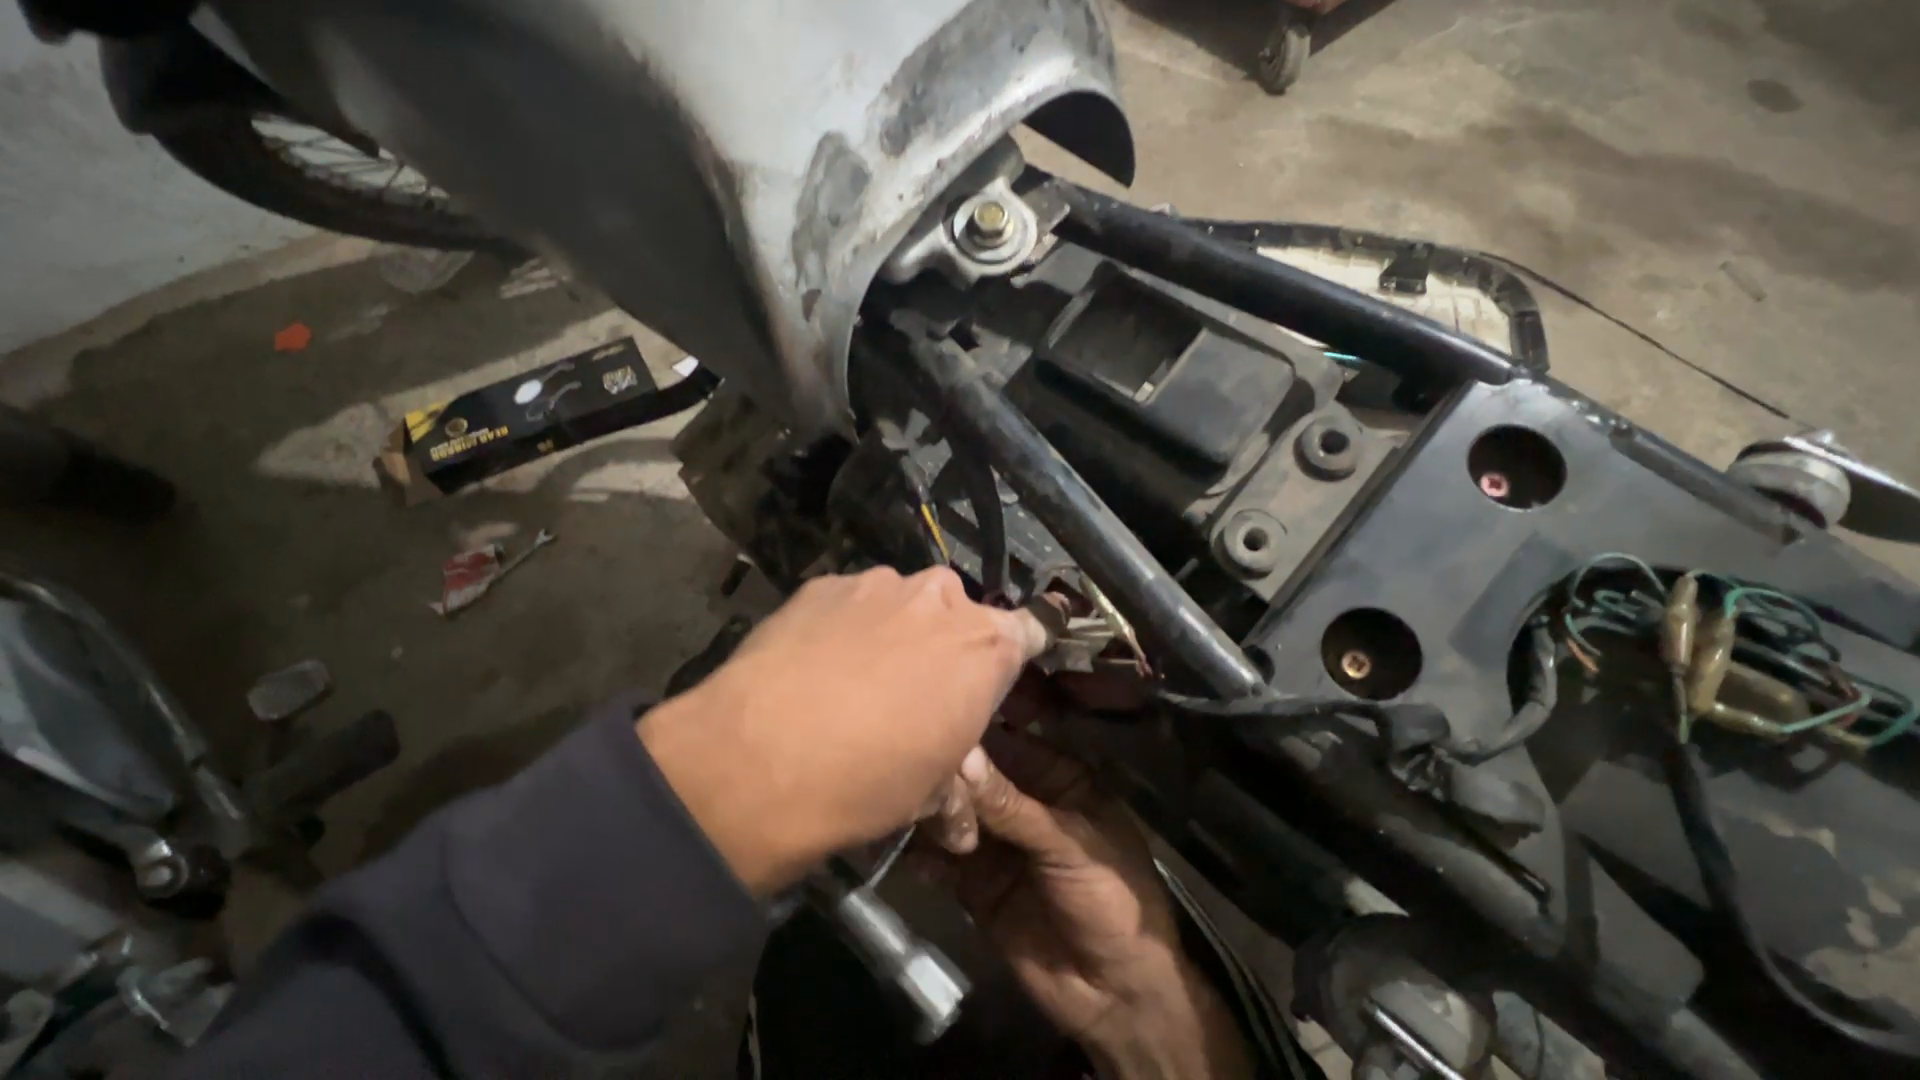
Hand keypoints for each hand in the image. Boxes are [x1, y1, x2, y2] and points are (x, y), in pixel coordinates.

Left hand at [637, 566, 1045, 893]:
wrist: (757, 761)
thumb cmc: (868, 782)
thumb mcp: (931, 790)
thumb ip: (957, 767)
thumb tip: (958, 802)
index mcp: (987, 645)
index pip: (1029, 629)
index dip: (1013, 650)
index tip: (993, 670)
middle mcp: (941, 599)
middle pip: (958, 613)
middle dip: (944, 644)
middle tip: (913, 690)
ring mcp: (877, 584)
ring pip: (901, 603)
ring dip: (892, 632)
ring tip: (853, 680)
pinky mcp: (822, 584)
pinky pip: (850, 603)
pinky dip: (844, 626)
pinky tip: (814, 665)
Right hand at [929, 725, 1251, 1079]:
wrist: (1117, 996)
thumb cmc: (1114, 901)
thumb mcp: (1069, 845)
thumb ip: (1013, 806)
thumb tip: (964, 758)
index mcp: (1060, 781)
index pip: (1012, 745)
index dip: (976, 733)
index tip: (932, 717)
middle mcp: (1025, 805)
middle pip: (977, 779)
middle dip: (946, 772)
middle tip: (903, 760)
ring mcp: (998, 846)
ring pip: (956, 816)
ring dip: (929, 810)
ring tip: (894, 798)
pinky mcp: (975, 886)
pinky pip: (942, 860)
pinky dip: (920, 852)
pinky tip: (893, 839)